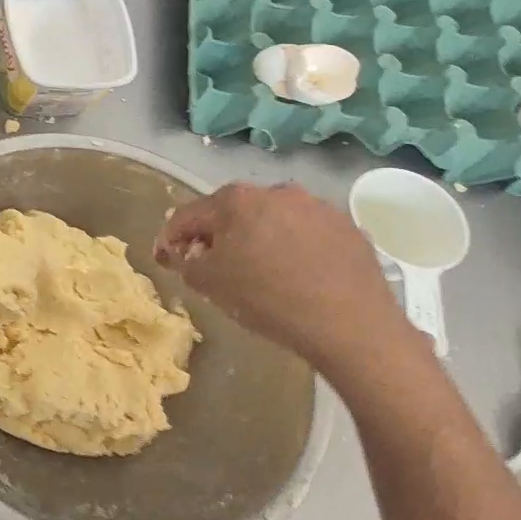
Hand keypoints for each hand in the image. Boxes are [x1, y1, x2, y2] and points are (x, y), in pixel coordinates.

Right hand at [154, 182, 416, 369]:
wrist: (352, 327)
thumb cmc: (267, 298)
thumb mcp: (206, 282)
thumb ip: (183, 259)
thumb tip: (182, 251)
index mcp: (236, 199)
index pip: (188, 215)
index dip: (172, 239)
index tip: (168, 260)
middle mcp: (278, 192)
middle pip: (233, 213)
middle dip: (219, 236)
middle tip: (214, 266)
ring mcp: (319, 208)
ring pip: (273, 220)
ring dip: (258, 239)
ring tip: (259, 271)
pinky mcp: (350, 229)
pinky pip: (307, 234)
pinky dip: (294, 248)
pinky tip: (295, 275)